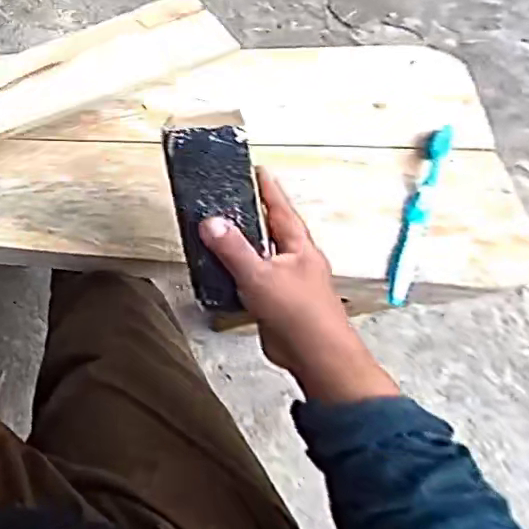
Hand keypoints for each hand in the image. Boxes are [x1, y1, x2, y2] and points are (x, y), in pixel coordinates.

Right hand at [198, 167, 398, 403]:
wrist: (317, 358)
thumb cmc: (299, 315)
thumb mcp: (258, 275)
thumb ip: (232, 248)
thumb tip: (211, 221)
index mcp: (300, 249)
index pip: (281, 211)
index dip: (269, 190)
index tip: (259, 171)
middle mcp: (296, 262)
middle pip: (275, 230)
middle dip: (258, 213)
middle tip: (238, 195)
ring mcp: (288, 282)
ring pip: (264, 253)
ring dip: (246, 242)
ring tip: (225, 228)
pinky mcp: (277, 301)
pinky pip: (254, 275)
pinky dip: (239, 268)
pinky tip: (224, 270)